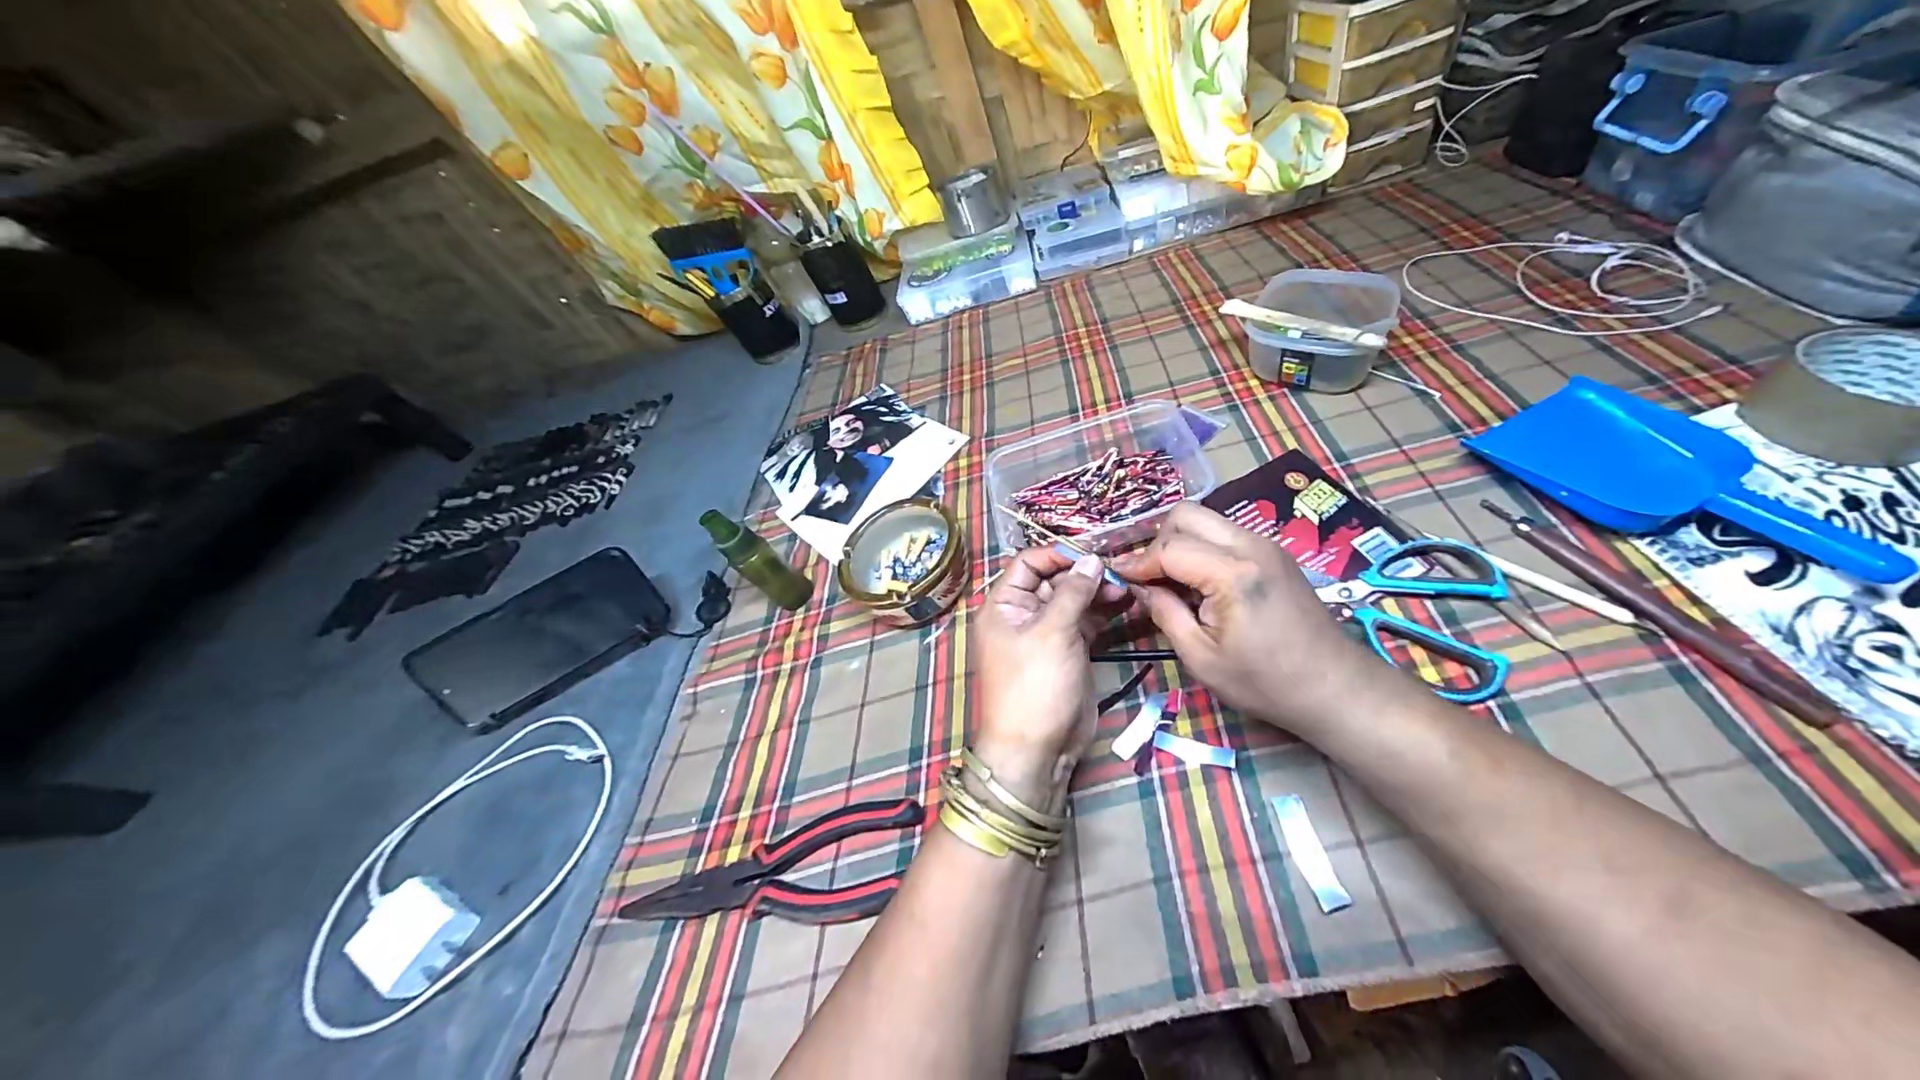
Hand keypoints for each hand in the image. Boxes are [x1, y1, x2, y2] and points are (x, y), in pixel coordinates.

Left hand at [972, 547, 1130, 803]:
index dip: (1058, 555)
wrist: (1037, 749)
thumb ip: (1073, 593)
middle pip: (1054, 580)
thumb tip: (1092, 560)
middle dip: (1085, 574)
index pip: (1028, 564)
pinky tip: (1128, 604)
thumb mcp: (1051, 633)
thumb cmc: (1034, 685)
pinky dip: (1104, 613)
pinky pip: (1086, 623)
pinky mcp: (1068, 651)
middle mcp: (1022, 615)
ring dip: (1099, 592)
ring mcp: (1047, 634)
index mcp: (1003, 606)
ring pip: (1074, 601)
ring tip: (1128, 588)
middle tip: (1120, 572)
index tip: (1093, 553)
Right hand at [1112, 503, 1379, 736]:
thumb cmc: (1264, 681)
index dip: (1138, 561)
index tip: (1118, 577)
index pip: (1169, 547)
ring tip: (1170, 581)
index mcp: (1232, 573)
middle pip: (1186, 515)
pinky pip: (1225, 534)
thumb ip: (1164, 613)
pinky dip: (1202, 547)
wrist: (1335, 687)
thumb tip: (1139, 587)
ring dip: (1180, 542)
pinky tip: (1198, 582)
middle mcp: (1251, 545)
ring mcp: (1266, 545)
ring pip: (1206, 519)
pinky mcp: (1274, 553)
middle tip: (1148, 577)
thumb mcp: (1200, 657)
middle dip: (1158, 541)